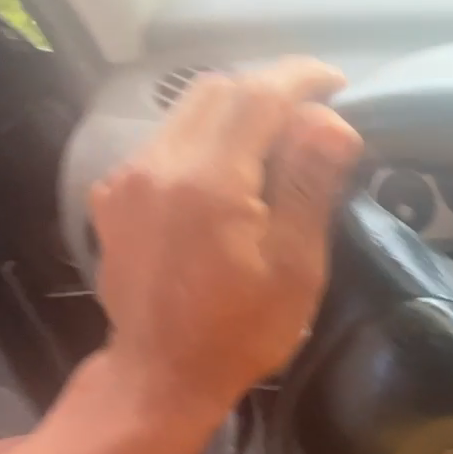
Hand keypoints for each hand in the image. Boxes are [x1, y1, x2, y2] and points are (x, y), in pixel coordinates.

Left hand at [88, 58, 363, 415]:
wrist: (164, 374)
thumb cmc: (243, 331)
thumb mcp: (295, 267)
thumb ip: (309, 186)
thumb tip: (331, 121)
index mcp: (211, 180)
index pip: (258, 96)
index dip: (301, 79)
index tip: (337, 83)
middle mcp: (159, 163)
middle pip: (216, 91)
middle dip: (269, 90)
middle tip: (313, 114)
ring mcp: (128, 178)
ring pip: (186, 113)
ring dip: (236, 113)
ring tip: (277, 141)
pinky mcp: (115, 197)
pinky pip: (164, 144)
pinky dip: (205, 139)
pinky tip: (228, 173)